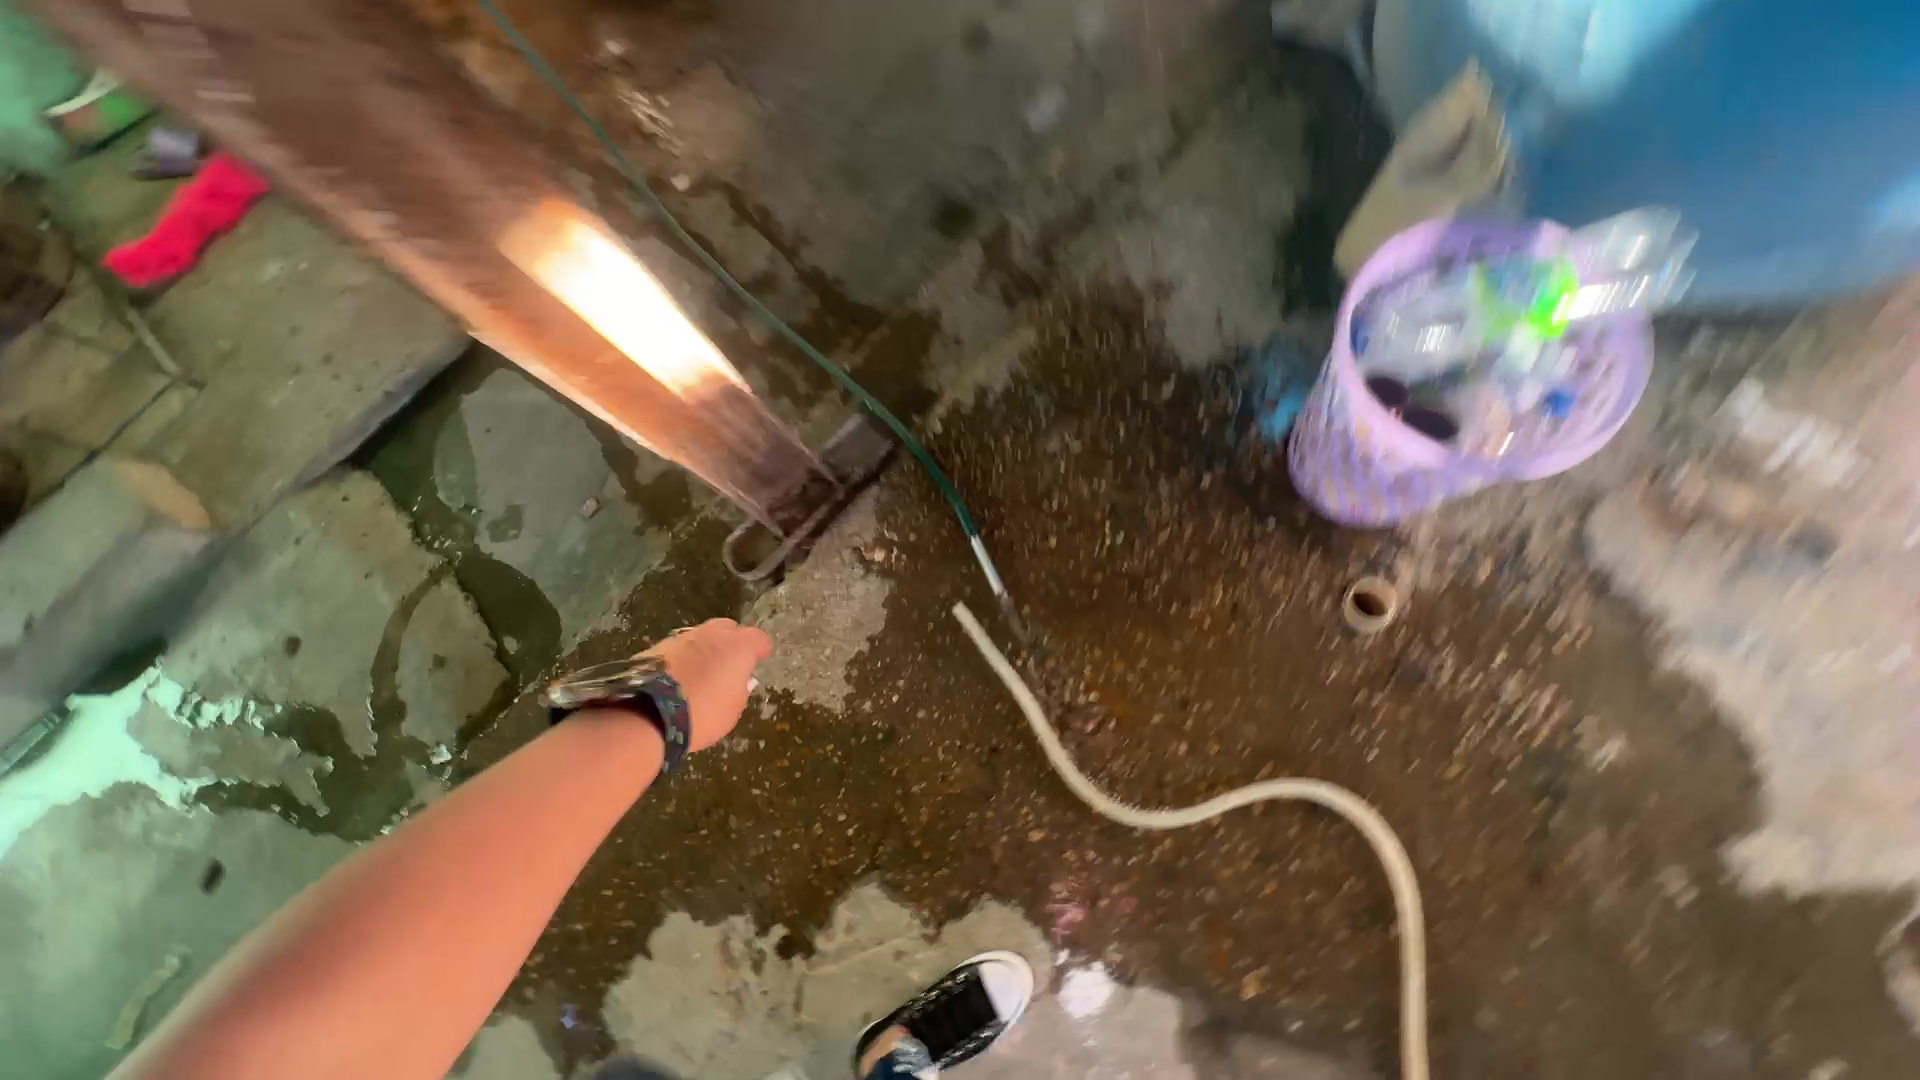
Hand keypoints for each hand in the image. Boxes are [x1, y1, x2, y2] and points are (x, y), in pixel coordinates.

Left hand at [643, 618, 770, 751]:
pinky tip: (676, 678)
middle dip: (731, 642)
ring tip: (699, 673)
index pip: (758, 638)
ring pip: (699, 637)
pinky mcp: (655, 647)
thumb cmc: (702, 714)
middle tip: (728, 663)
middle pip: (727, 629)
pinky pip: (677, 649)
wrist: (647, 714)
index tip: (758, 660)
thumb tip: (739, 680)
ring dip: (703, 650)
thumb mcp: (732, 709)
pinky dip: (681, 659)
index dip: (759, 649)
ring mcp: (681, 638)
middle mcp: (711, 635)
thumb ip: (739, 689)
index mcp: (738, 647)